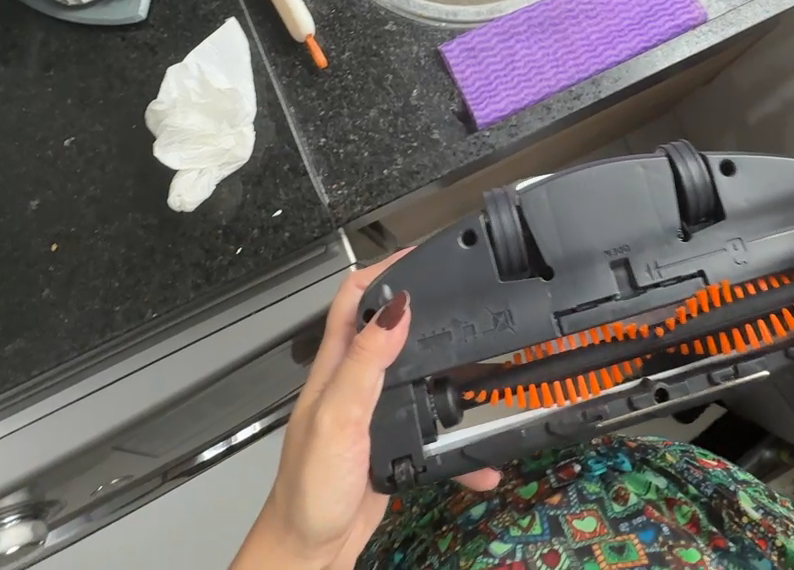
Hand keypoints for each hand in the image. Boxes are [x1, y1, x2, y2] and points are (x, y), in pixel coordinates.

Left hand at [232, 251, 500, 569]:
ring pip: (419, 374)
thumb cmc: (310, 486)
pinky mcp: (393, 442)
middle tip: (463, 300)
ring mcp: (375, 410)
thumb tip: (397, 309)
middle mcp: (356, 379)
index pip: (355, 297)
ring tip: (484, 364)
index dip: (383, 268)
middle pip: (392, 326)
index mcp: (337, 363)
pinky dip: (458, 441)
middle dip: (427, 309)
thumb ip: (366, 363)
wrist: (311, 550)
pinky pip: (432, 428)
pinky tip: (479, 458)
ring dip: (451, 371)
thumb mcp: (337, 416)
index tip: (420, 253)